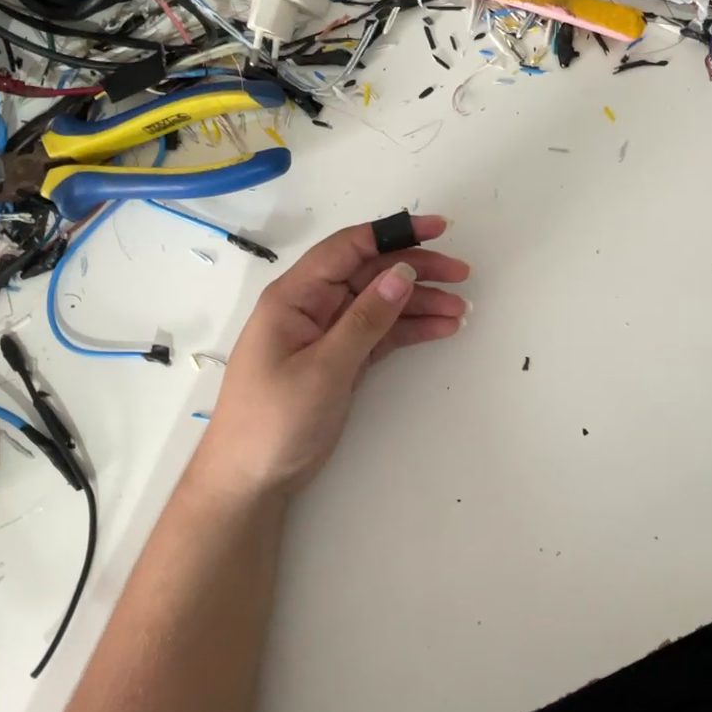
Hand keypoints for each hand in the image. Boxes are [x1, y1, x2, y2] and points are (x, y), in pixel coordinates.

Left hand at [197, 215, 469, 491]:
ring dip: (421, 302)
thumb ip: (365, 319)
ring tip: (461, 309)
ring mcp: (329, 332)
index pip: (349, 248)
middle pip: (372, 273)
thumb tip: (403, 273)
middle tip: (462, 274)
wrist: (249, 481)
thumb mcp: (323, 368)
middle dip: (417, 270)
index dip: (393, 232)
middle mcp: (314, 306)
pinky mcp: (343, 358)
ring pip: (383, 302)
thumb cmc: (274, 421)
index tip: (438, 230)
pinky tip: (442, 327)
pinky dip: (412, 329)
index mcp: (296, 296)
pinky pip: (383, 332)